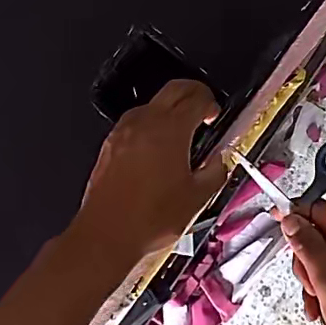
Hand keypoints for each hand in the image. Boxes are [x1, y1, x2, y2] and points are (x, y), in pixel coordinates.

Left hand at [70, 79, 226, 258]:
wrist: (107, 236)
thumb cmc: (146, 219)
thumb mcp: (198, 198)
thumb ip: (215, 171)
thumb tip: (219, 162)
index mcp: (170, 130)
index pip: (197, 98)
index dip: (211, 103)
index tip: (215, 114)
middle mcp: (144, 124)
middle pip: (174, 89)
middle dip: (194, 93)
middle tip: (203, 108)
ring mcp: (122, 133)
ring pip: (151, 104)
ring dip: (170, 109)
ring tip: (182, 132)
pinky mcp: (109, 146)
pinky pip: (134, 123)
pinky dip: (150, 125)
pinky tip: (158, 149)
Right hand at [280, 201, 325, 324]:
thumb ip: (308, 247)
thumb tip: (292, 220)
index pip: (319, 209)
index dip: (295, 215)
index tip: (278, 223)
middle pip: (321, 234)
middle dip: (306, 258)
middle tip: (308, 283)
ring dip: (314, 278)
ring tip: (318, 303)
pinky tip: (325, 307)